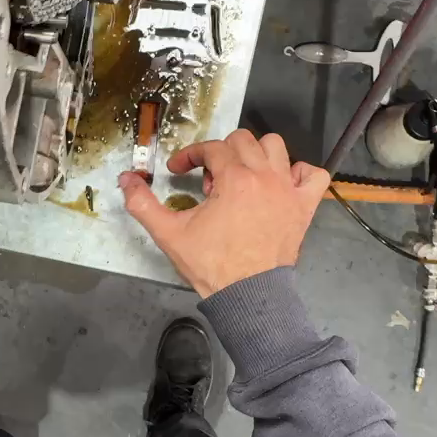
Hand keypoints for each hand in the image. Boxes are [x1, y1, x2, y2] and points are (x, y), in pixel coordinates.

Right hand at [120, 130, 329, 296]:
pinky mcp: (304, 206)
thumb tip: (125, 179)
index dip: (190, 156)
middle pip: (244, 141)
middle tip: (209, 184)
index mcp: (234, 179)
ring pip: (277, 148)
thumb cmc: (210, 264)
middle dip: (221, 155)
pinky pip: (312, 174)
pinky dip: (297, 173)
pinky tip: (279, 185)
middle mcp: (265, 176)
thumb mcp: (169, 233)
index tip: (177, 171)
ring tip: (241, 180)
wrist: (247, 295)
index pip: (211, 148)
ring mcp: (288, 190)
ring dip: (256, 155)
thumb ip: (143, 204)